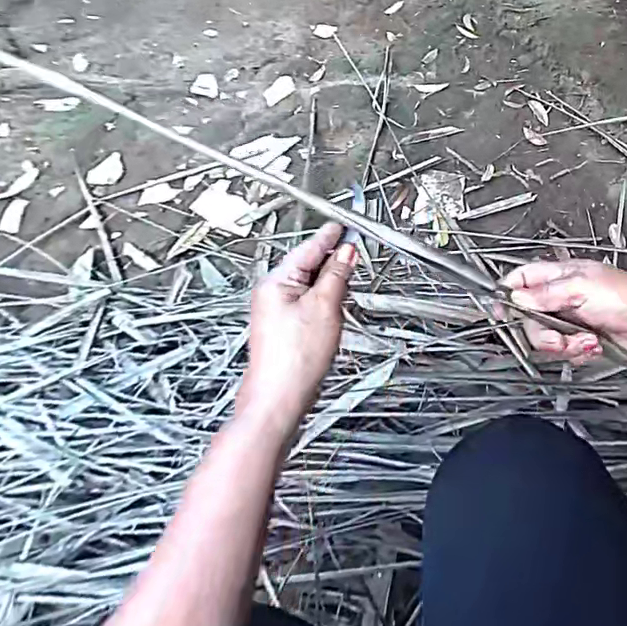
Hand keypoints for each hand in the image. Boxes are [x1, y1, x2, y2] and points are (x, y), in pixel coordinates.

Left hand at [238, 222, 356, 432]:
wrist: (279, 400)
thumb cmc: (294, 359)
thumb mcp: (325, 306)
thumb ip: (337, 274)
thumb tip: (346, 252)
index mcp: (276, 281)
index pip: (309, 247)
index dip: (332, 236)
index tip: (346, 226)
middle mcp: (271, 293)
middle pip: (308, 263)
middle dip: (333, 258)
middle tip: (355, 251)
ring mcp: (276, 310)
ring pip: (310, 282)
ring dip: (330, 279)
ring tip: (348, 277)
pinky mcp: (284, 326)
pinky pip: (308, 300)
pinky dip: (324, 296)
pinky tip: (336, 303)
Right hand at [499, 259, 626, 361]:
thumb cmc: (624, 297)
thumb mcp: (580, 289)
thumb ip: (546, 295)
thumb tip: (517, 297)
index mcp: (561, 274)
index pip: (523, 279)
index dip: (509, 294)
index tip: (502, 312)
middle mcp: (563, 294)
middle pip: (530, 316)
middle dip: (542, 332)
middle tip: (556, 338)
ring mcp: (573, 317)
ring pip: (547, 337)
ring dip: (564, 344)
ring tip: (584, 341)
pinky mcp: (582, 337)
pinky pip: (565, 350)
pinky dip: (577, 352)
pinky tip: (593, 345)